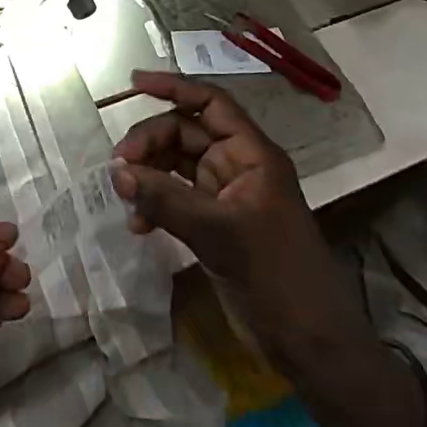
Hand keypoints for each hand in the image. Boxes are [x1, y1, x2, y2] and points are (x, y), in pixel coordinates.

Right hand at [109, 71, 372, 367]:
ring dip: (146, 174)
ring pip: (173, 164)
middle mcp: (236, 165)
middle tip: (119, 166)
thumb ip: (164, 199)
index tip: (132, 83)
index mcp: (251, 154)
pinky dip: (152, 203)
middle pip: (182, 132)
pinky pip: (172, 196)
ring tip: (123, 195)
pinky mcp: (211, 222)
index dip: (173, 87)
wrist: (309, 344)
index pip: (210, 103)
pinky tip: (137, 224)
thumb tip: (116, 172)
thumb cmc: (277, 276)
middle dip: (148, 143)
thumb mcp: (219, 233)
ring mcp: (223, 194)